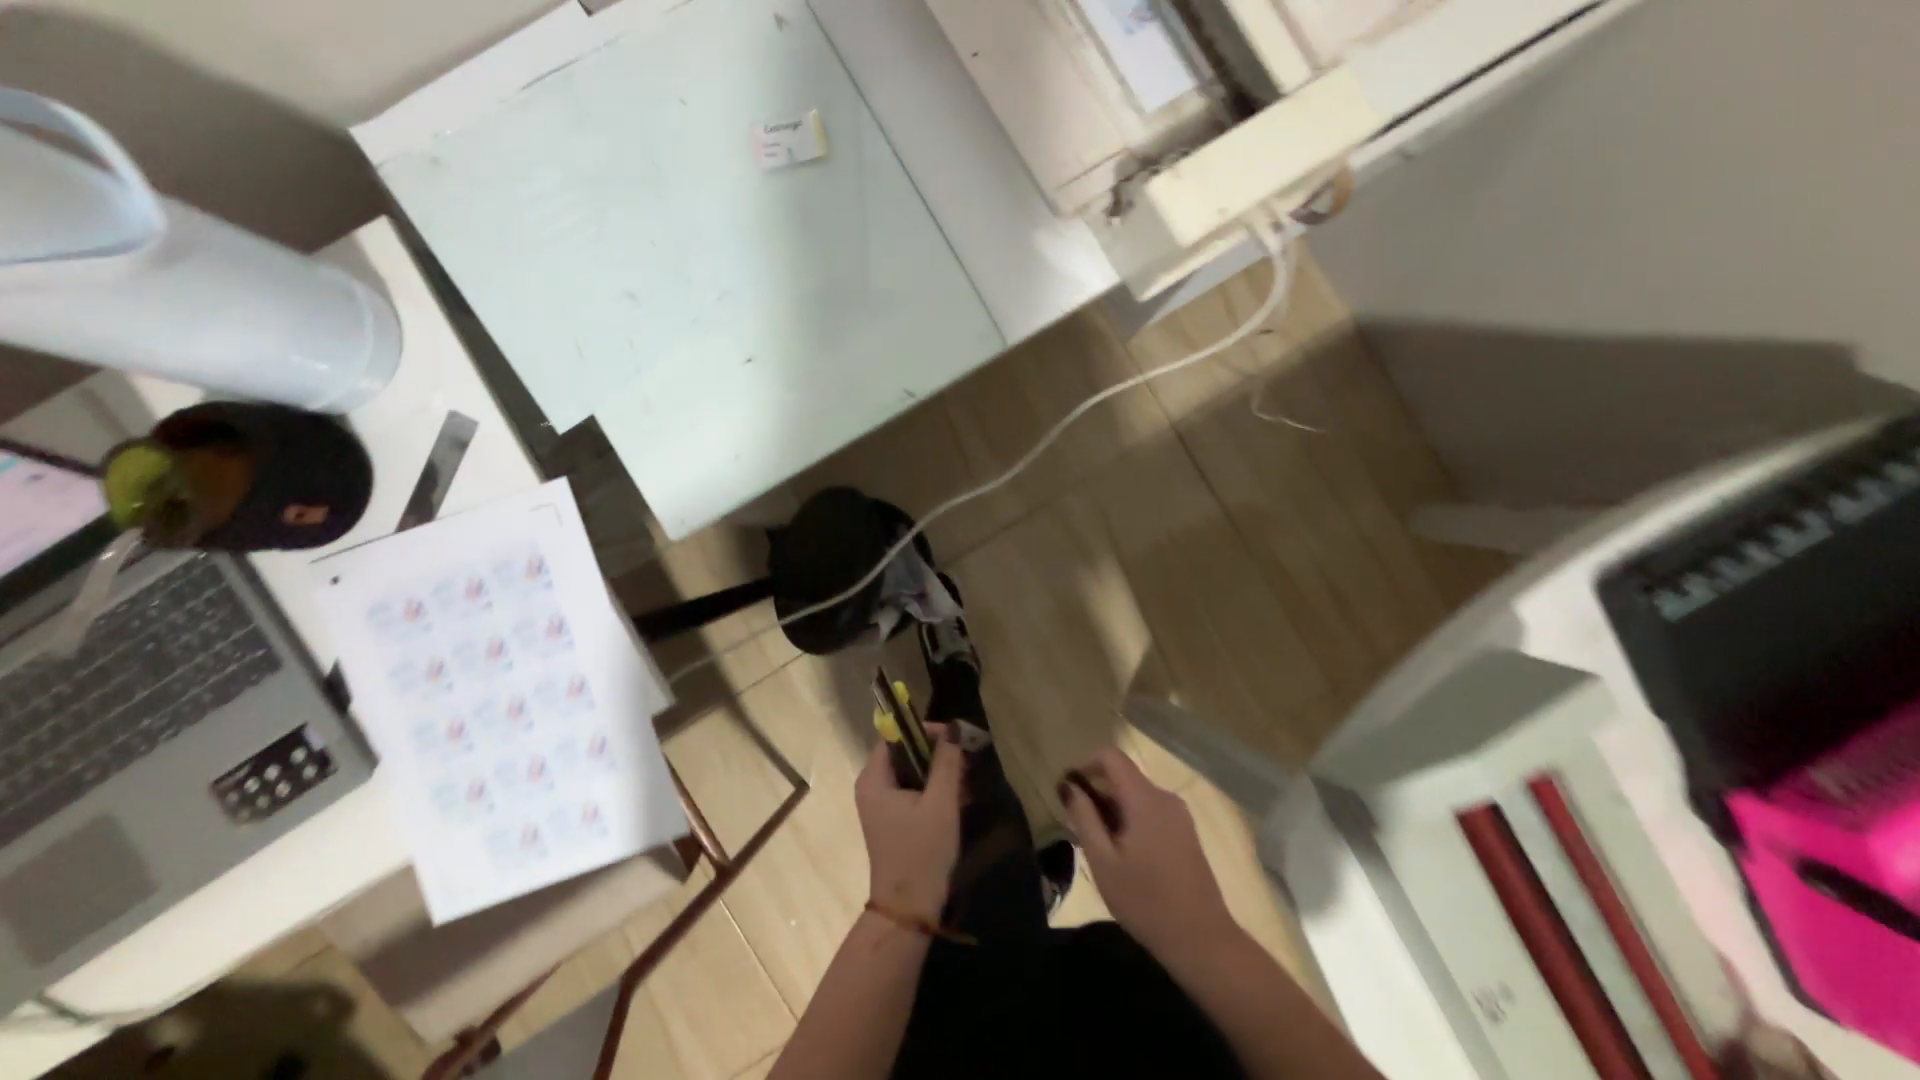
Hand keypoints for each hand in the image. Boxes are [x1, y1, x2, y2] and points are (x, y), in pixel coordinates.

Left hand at [856, 725, 964, 921]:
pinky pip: (912, 791)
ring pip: (910, 772)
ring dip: (937, 770)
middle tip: (966, 755)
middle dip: (935, 751)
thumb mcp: (941, 803)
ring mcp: (880, 806)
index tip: (956, 736)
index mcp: (873, 779)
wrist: (910, 908)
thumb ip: (947, 763)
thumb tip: (954, 728)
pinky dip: (933, 788)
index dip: (924, 730)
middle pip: (902, 753)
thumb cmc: (922, 852)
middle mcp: (871, 787)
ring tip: (965, 774)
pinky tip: (957, 795)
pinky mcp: (892, 821)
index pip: (894, 736)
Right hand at [1059, 747, 1239, 959]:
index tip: (1068, 794)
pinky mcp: (1186, 834)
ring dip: (1112, 813)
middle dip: (1097, 796)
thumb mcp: (1103, 861)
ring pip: (1136, 797)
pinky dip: (1131, 823)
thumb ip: (1084, 817)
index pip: (1111, 756)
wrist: (1200, 938)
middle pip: (1123, 778)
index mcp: (1145, 798)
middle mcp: (1165, 798)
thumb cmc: (1144, 901)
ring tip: (1101, 852)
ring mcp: (1180, 816)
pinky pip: (1151, 813)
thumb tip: (1068, 785)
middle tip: (1079, 833)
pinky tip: (1125, 860)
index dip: (1085, 765)